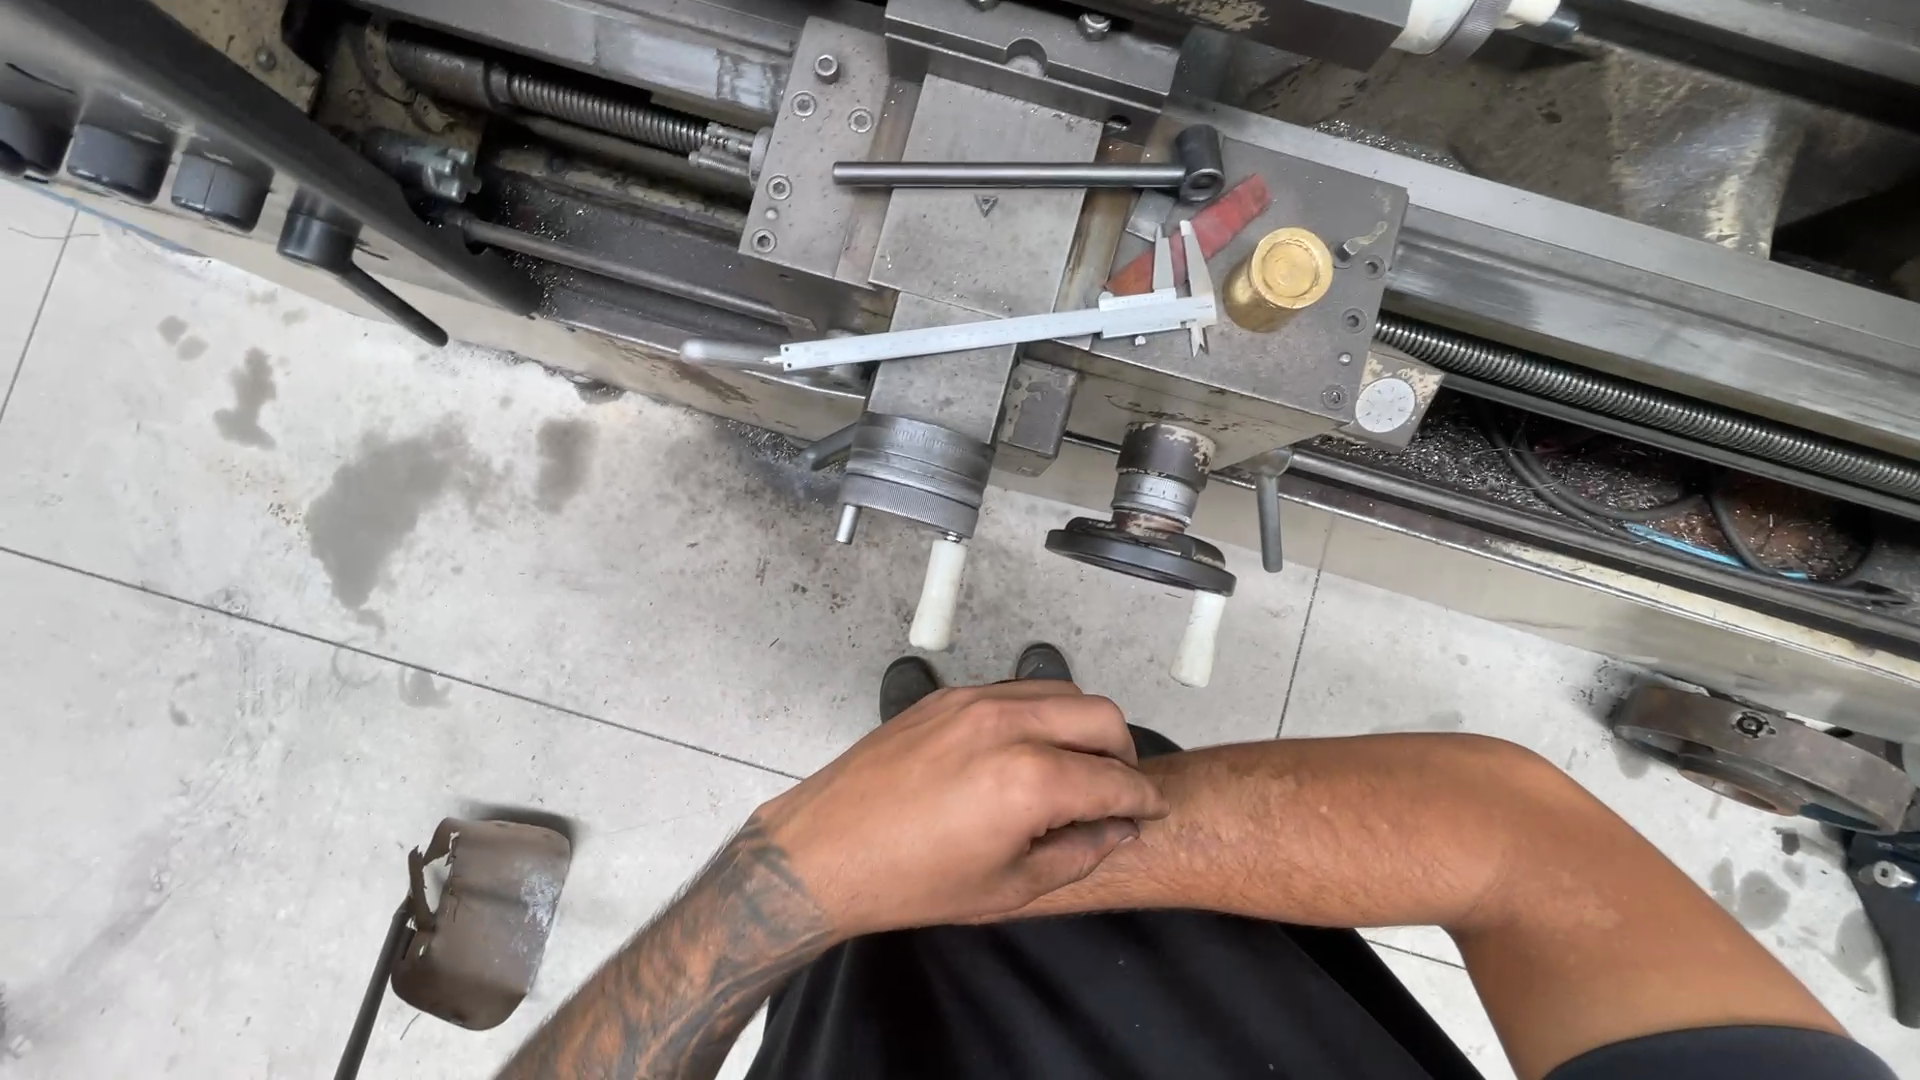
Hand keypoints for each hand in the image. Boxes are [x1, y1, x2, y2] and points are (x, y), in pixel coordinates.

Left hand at [751, 680, 1169, 938]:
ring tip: (1072, 766)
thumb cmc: (915, 883)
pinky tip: (1024, 749)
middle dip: (1122, 752)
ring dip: (1082, 725)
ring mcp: (975, 699)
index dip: (1142, 799)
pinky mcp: (948, 693)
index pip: (1114, 779)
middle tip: (1114, 789)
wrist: (826, 848)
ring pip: (1060, 690)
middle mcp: (1008, 724)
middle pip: (1100, 714)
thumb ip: (1078, 853)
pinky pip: (1016, 690)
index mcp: (1029, 781)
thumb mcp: (1008, 888)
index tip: (1149, 811)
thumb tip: (1118, 827)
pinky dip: (1040, 713)